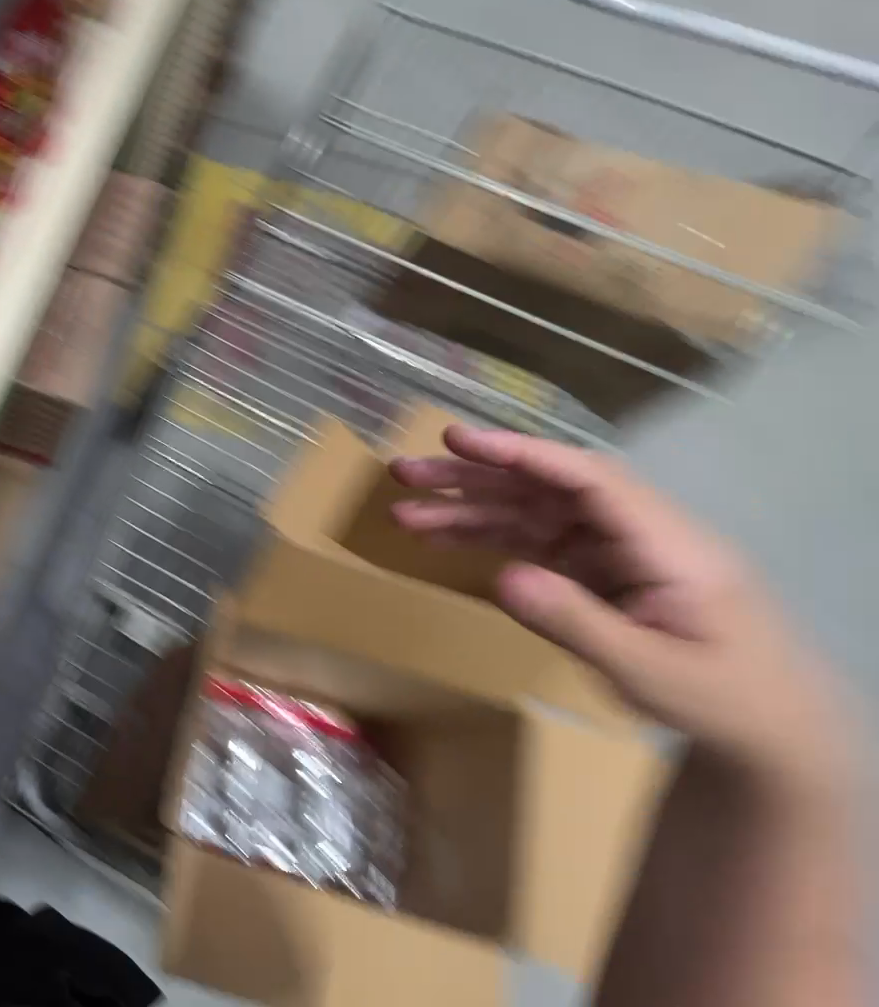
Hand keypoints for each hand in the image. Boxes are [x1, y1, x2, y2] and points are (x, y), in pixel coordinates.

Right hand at [389, 425, 848, 797]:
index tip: (458, 441)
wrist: (769, 730)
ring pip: (528, 512)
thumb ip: (577, 621)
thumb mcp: (650, 671)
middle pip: (546, 488)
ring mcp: (611, 551)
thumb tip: (503, 577)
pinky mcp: (591, 571)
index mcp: (669, 545)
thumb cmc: (723, 700)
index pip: (589, 479)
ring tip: (402, 512)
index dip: (521, 454)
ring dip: (465, 508)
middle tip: (403, 473)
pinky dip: (481, 537)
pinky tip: (436, 538)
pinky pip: (528, 542)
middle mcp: (635, 534)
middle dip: (473, 477)